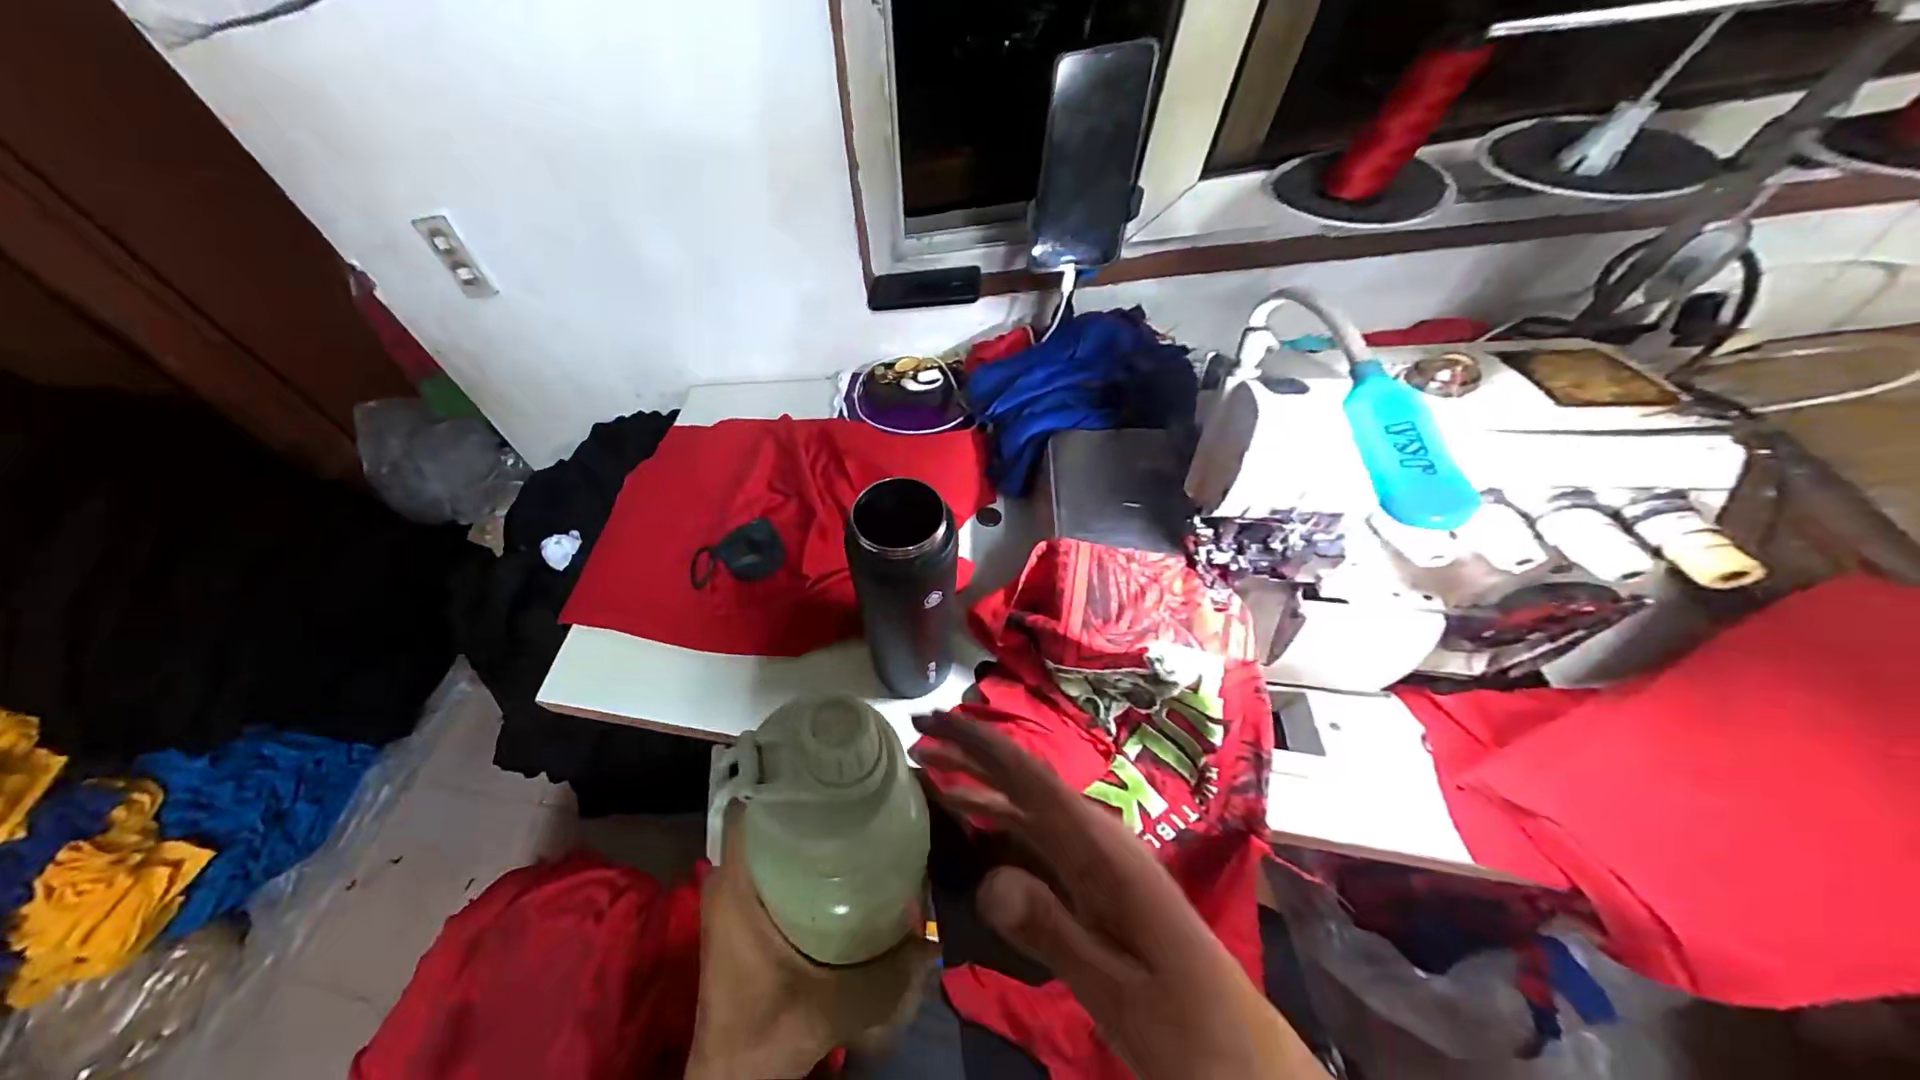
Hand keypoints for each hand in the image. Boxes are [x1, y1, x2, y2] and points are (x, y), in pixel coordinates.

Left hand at [687, 803, 936, 1079]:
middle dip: (812, 800)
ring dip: (808, 828)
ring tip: (860, 817)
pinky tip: (844, 863)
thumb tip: (933, 939)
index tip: (837, 768)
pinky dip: (803, 856)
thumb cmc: (768, 1030)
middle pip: (770, 816)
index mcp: (737, 884)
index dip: (792, 776)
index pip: (755, 802)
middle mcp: (729, 879)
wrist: (734, 1077)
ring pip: (772, 839)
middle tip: (862, 792)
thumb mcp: (834, 1004)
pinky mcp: (744, 913)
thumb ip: (888, 974)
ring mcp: (734, 896)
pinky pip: (773, 864)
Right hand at [911, 710, 1325, 1079]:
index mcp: (1104, 852)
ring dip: (980, 786)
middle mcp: (1099, 841)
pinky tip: (974, 823)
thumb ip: (1054, 932)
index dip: (981, 744)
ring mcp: (1098, 861)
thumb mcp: (1115, 990)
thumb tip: (989, 880)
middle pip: (1025, 785)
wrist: (1240, 1054)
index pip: (1031, 780)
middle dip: (972, 755)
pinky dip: (999, 822)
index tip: (937, 720)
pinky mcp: (1096, 884)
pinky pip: (1038, 839)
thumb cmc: (1184, 1023)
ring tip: (931, 771)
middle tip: (919, 737)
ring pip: (1028, 809)